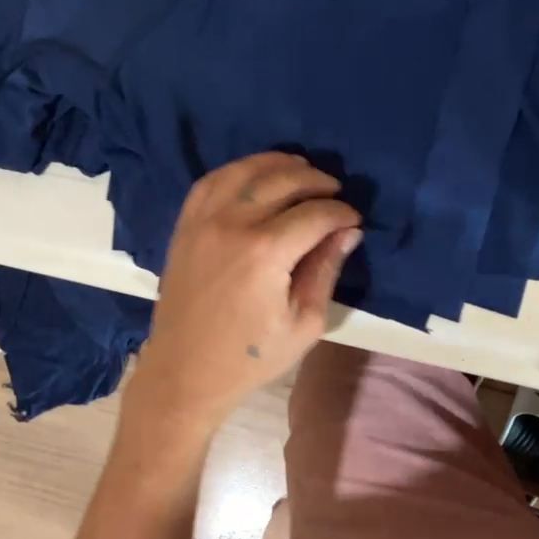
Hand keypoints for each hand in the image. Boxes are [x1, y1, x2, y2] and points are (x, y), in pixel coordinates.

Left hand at [132, 153, 361, 428]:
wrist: (185, 373)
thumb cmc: (250, 358)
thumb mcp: (304, 323)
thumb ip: (326, 270)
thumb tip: (348, 232)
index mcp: (264, 253)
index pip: (314, 214)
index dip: (341, 213)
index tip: (354, 221)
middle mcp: (231, 225)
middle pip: (282, 180)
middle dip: (316, 181)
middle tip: (335, 193)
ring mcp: (202, 222)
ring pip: (245, 171)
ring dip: (278, 165)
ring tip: (302, 172)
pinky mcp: (185, 227)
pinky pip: (211, 182)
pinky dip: (238, 172)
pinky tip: (256, 178)